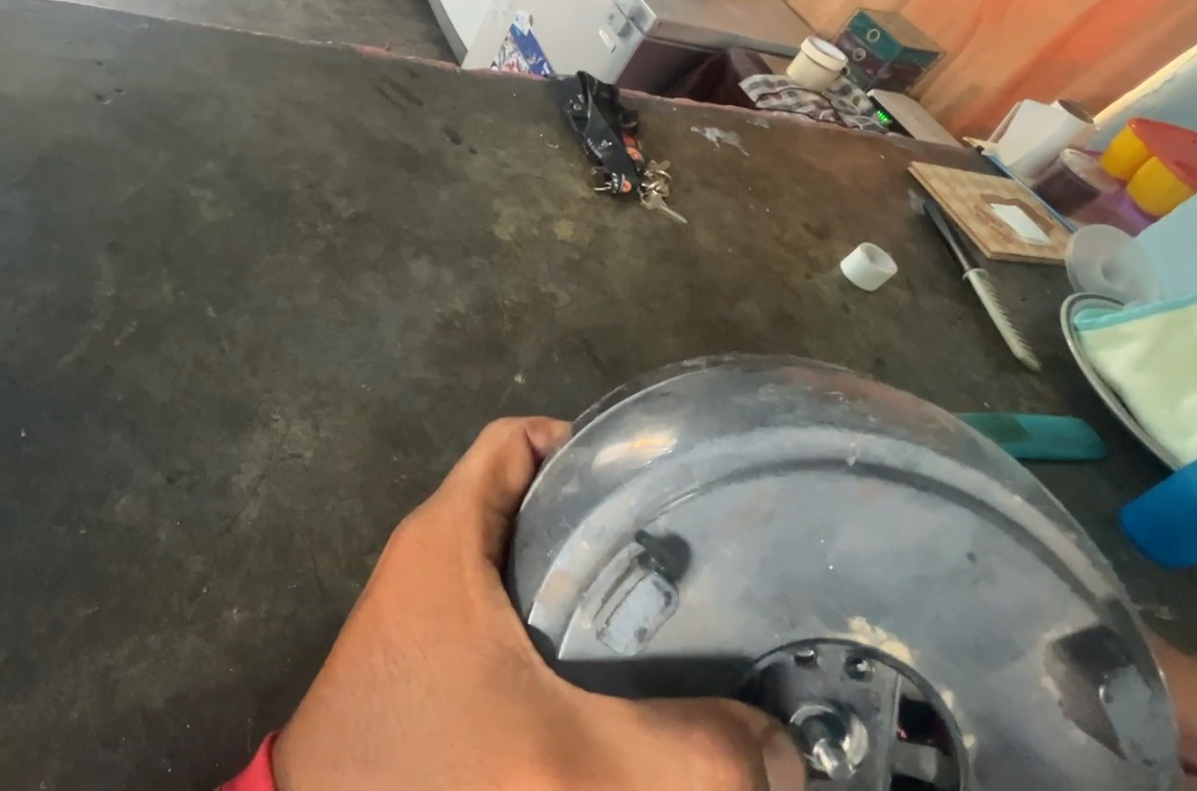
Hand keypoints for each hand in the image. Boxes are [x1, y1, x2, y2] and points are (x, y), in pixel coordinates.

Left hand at [272, 417, 803, 790]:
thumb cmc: (440, 771)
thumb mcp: (574, 765)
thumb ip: (689, 752)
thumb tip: (778, 749)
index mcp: (446, 536)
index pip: (516, 439)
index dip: (583, 442)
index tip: (652, 477)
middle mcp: (427, 554)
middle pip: (522, 494)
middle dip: (595, 515)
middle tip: (676, 553)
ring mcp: (418, 606)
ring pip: (510, 556)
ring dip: (573, 573)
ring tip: (654, 610)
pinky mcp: (419, 653)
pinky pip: (494, 608)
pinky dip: (544, 619)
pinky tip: (597, 671)